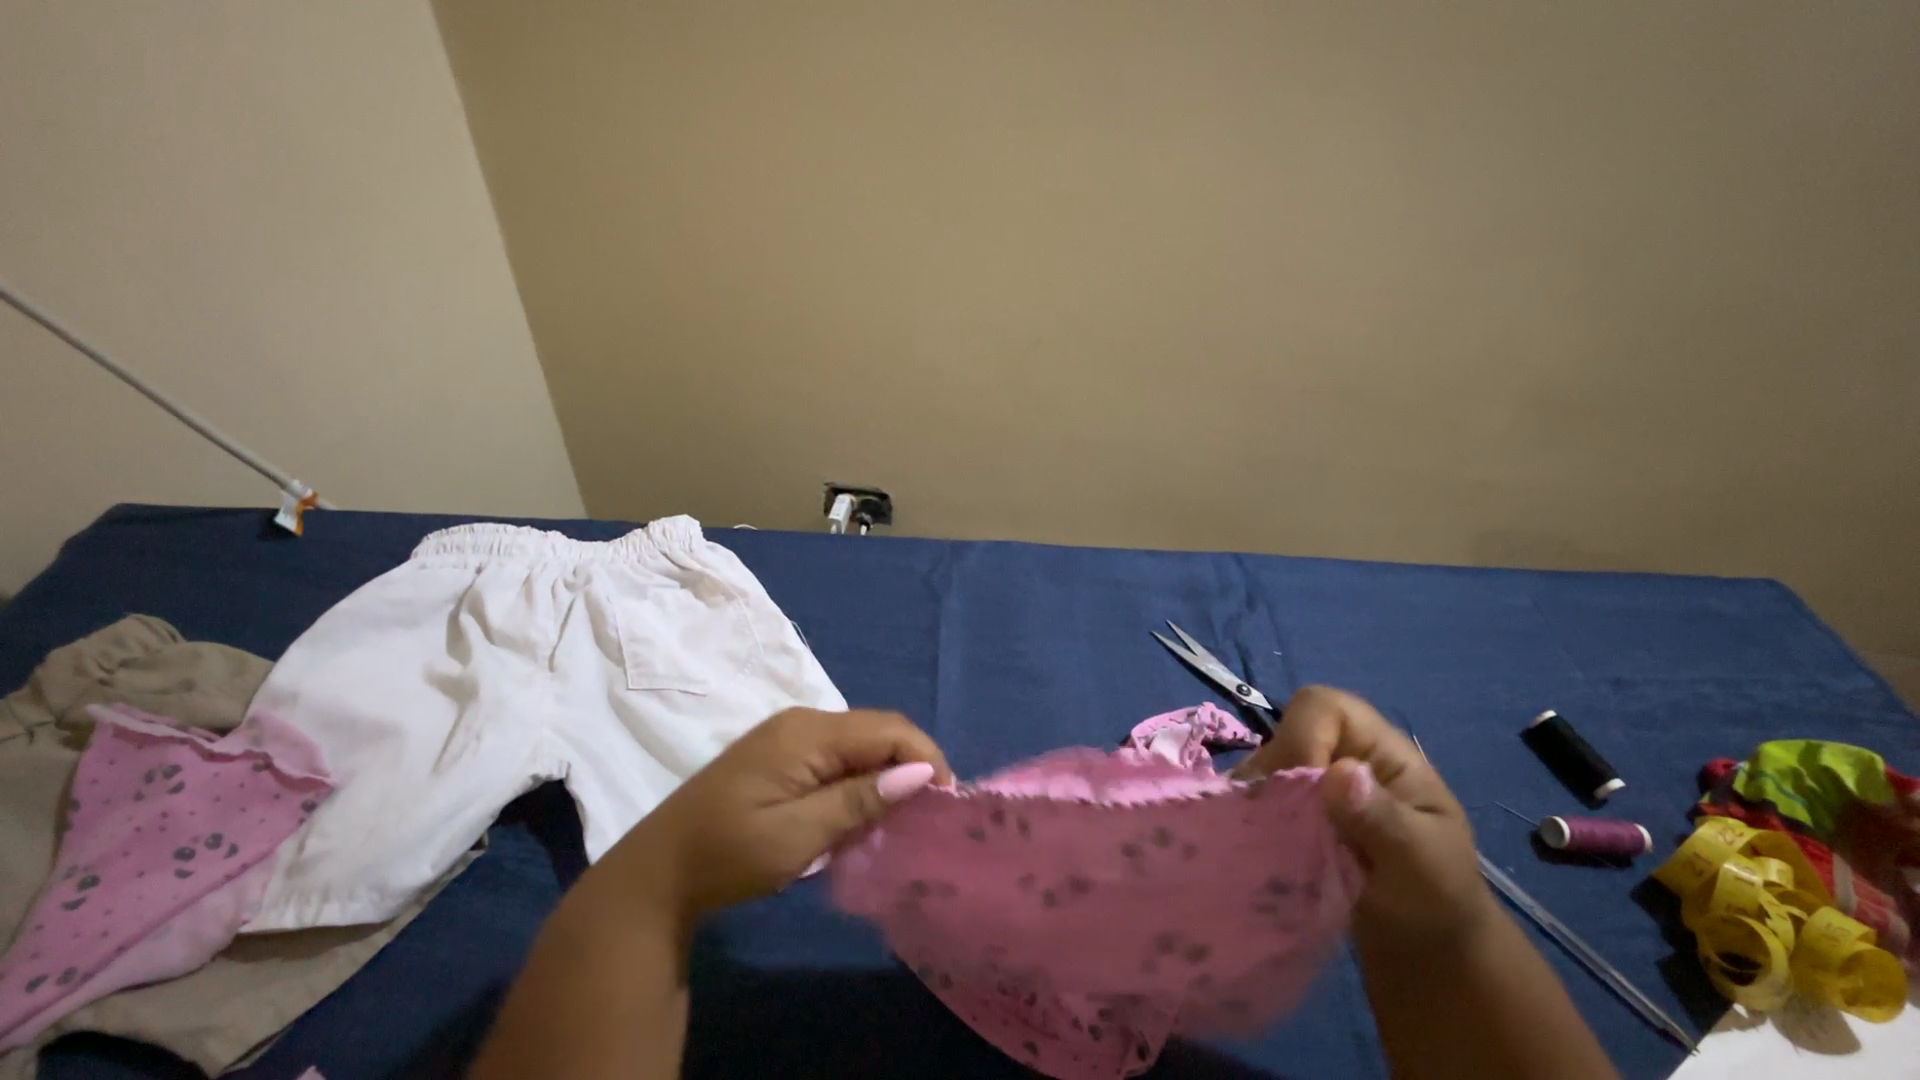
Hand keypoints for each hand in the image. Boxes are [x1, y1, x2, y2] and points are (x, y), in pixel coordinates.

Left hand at [611, 707, 949, 925]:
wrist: (658, 872)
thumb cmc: (728, 855)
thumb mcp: (798, 835)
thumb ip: (859, 799)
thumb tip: (920, 773)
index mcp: (807, 733)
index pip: (889, 729)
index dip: (926, 759)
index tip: (946, 805)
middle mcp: (803, 723)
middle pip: (878, 731)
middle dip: (910, 767)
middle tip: (929, 817)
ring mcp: (789, 737)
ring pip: (860, 745)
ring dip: (887, 776)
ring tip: (902, 821)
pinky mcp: (781, 757)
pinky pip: (838, 758)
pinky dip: (860, 782)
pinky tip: (864, 814)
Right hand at [1234, 686, 1495, 951]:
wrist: (1431, 950)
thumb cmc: (1439, 898)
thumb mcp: (1423, 861)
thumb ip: (1383, 817)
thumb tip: (1341, 772)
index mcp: (1381, 752)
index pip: (1324, 707)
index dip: (1301, 736)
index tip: (1299, 793)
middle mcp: (1341, 759)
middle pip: (1284, 736)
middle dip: (1271, 777)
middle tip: (1275, 828)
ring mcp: (1314, 789)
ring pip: (1263, 771)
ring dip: (1257, 805)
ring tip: (1265, 847)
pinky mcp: (1294, 818)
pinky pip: (1257, 803)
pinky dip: (1250, 824)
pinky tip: (1259, 853)